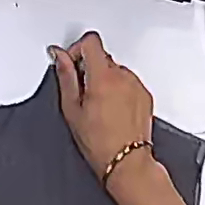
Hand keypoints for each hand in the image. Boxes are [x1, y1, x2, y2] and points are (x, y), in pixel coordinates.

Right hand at [50, 31, 163, 194]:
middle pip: (102, 57)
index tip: (72, 64)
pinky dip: (119, 89)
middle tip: (83, 93)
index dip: (77, 50)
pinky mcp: (145, 94)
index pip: (91, 42)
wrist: (126, 162)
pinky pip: (128, 82)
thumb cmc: (99, 142)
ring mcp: (136, 85)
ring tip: (98, 105)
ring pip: (115, 70)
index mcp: (103, 77)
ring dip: (105, 80)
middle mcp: (123, 77)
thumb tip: (59, 55)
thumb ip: (65, 76)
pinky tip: (112, 110)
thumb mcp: (72, 108)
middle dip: (90, 69)